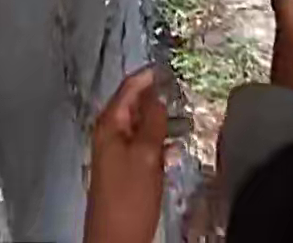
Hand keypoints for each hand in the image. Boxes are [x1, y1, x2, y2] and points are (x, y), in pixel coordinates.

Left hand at [85, 68, 167, 242]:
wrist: (116, 241)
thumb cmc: (129, 196)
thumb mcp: (145, 155)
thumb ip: (152, 123)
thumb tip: (158, 97)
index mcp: (109, 123)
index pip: (128, 88)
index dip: (146, 76)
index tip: (165, 67)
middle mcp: (110, 132)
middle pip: (133, 105)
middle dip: (155, 98)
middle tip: (178, 89)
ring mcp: (116, 152)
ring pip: (140, 127)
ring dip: (159, 121)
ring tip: (184, 116)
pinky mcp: (125, 170)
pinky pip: (142, 146)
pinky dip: (158, 143)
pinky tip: (174, 148)